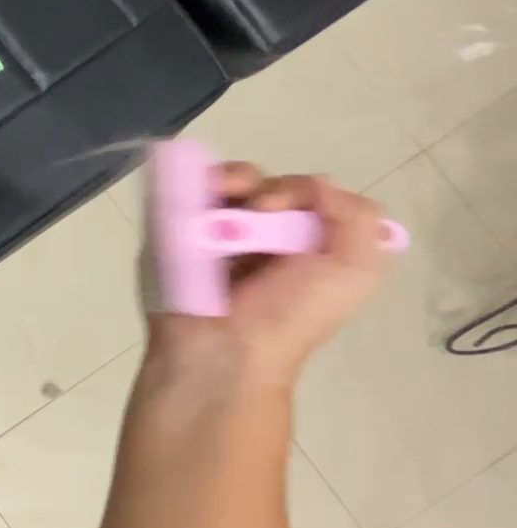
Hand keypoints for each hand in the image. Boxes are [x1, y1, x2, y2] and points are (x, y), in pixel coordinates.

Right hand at [148, 162, 392, 388]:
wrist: (219, 348)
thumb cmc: (289, 314)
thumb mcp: (355, 270)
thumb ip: (357, 217)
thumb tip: (315, 183)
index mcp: (310, 242)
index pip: (310, 192)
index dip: (301, 191)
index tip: (281, 210)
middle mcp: (262, 235)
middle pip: (264, 184)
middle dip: (260, 185)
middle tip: (253, 207)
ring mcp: (213, 236)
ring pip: (222, 186)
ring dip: (223, 180)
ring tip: (215, 194)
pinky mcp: (171, 239)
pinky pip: (177, 201)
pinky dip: (182, 190)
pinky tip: (188, 200)